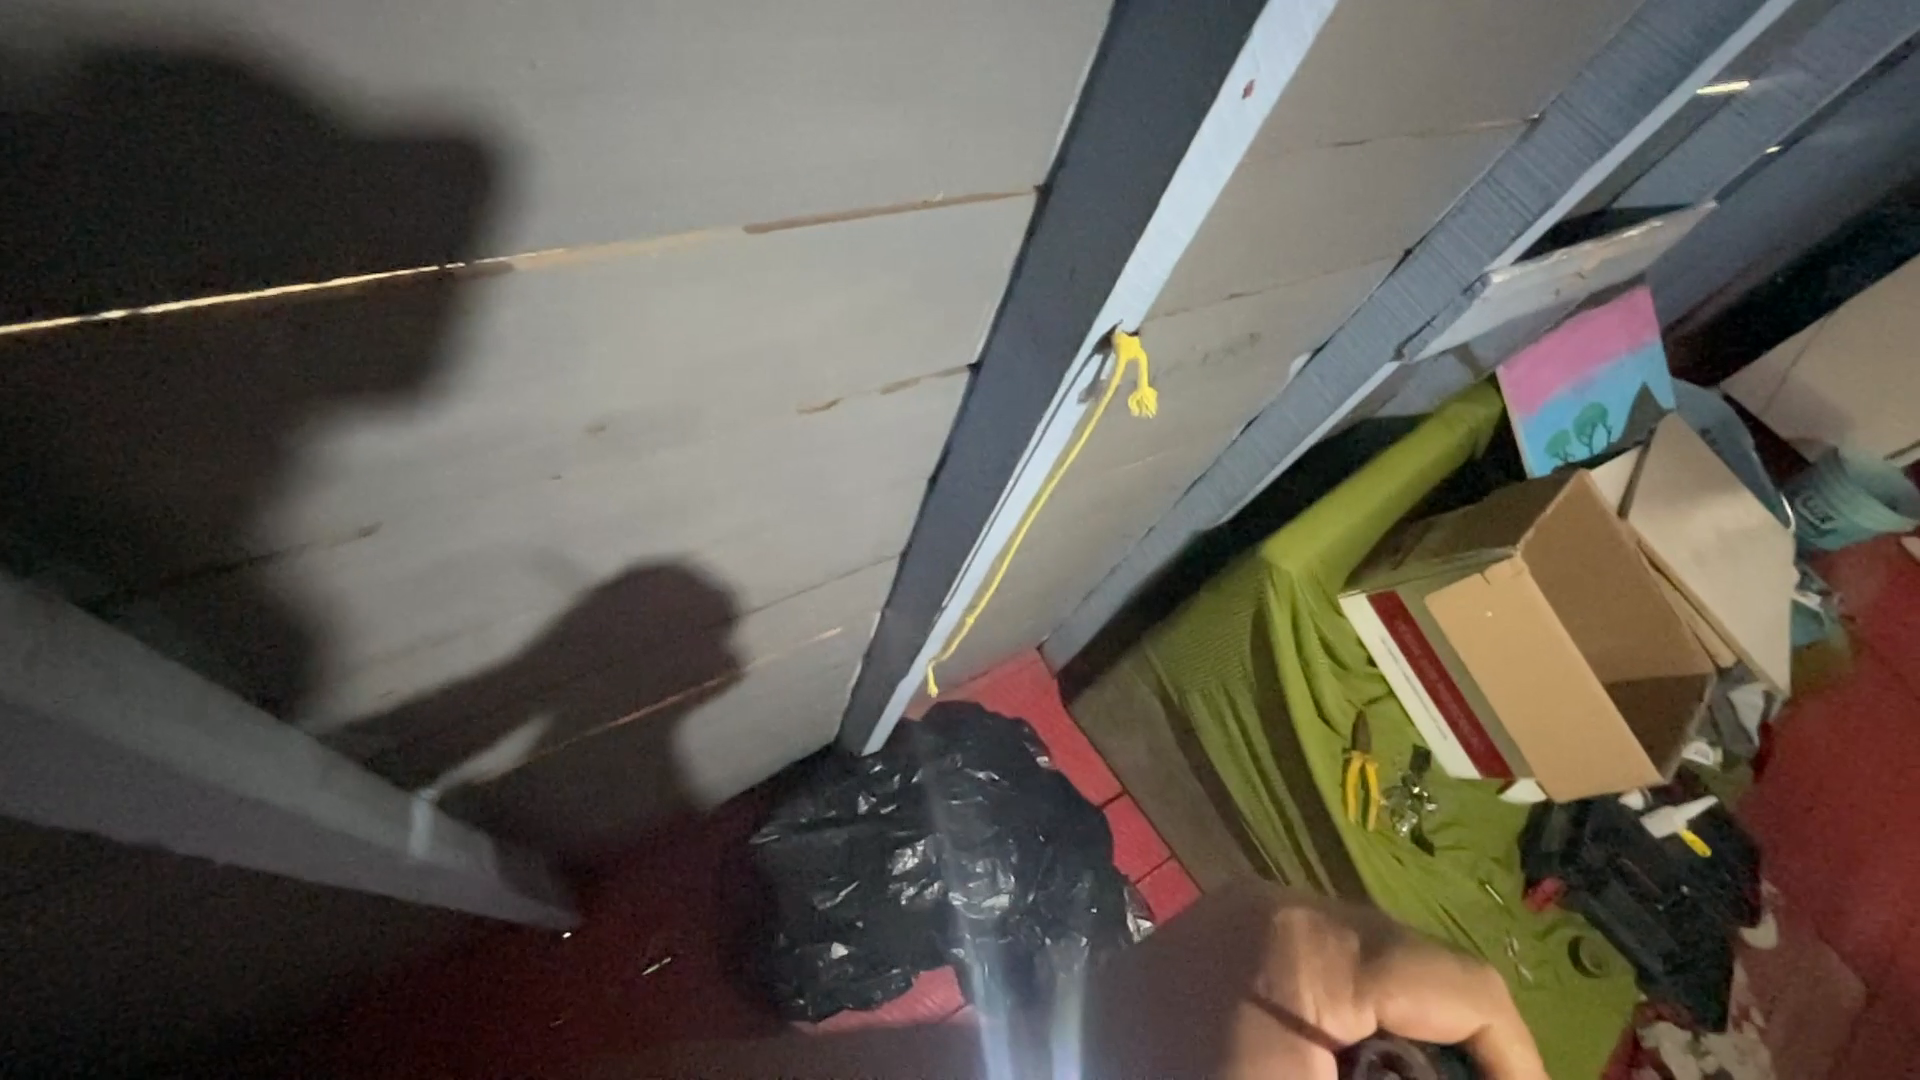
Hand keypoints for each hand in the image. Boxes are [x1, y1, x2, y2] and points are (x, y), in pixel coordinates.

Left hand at [1082, 881, 1546, 1079]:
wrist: (1070, 1064)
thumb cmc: (1196, 1077)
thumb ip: (1409, 1074)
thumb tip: (1480, 1066)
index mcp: (1311, 945)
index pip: (1462, 983)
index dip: (1514, 1060)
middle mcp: (1277, 901)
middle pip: (1413, 962)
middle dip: (1447, 1043)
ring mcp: (1239, 905)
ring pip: (1364, 955)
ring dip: (1390, 1023)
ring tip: (1367, 1069)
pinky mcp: (1214, 923)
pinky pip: (1309, 954)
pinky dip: (1335, 1005)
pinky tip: (1316, 1052)